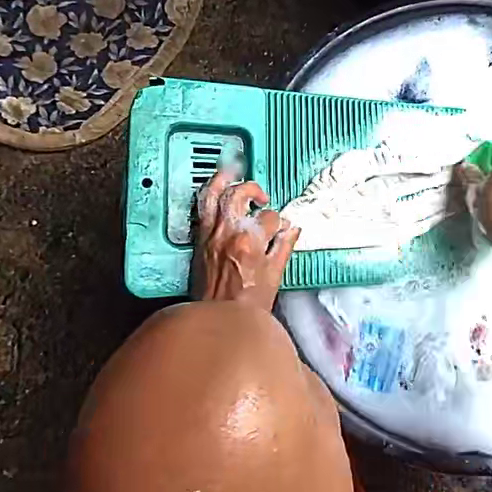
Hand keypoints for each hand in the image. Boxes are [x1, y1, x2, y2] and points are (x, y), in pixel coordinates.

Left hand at [191, 169, 299, 309]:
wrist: (218, 319)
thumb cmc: (248, 304)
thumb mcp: (274, 276)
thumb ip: (283, 247)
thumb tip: (292, 229)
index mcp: (250, 241)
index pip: (269, 218)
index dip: (278, 222)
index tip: (280, 229)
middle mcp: (228, 232)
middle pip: (240, 195)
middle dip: (254, 191)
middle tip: (262, 198)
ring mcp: (211, 234)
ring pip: (214, 195)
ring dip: (223, 180)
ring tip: (233, 172)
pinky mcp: (199, 239)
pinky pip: (202, 208)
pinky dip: (208, 195)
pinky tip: (216, 190)